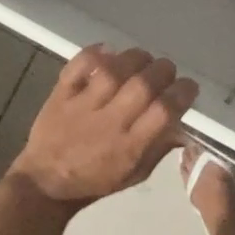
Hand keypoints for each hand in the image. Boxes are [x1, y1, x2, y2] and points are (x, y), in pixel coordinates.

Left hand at [8, 44, 198, 207]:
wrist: (45, 183)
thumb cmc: (96, 180)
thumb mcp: (136, 174)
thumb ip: (161, 147)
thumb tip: (184, 123)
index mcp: (130, 147)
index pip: (163, 112)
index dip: (182, 93)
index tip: (189, 87)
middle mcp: (109, 123)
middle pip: (142, 86)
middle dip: (162, 71)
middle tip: (167, 70)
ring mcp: (82, 106)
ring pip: (113, 71)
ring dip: (134, 58)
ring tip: (143, 58)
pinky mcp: (61, 94)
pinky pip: (78, 66)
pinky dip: (94, 53)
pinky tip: (108, 51)